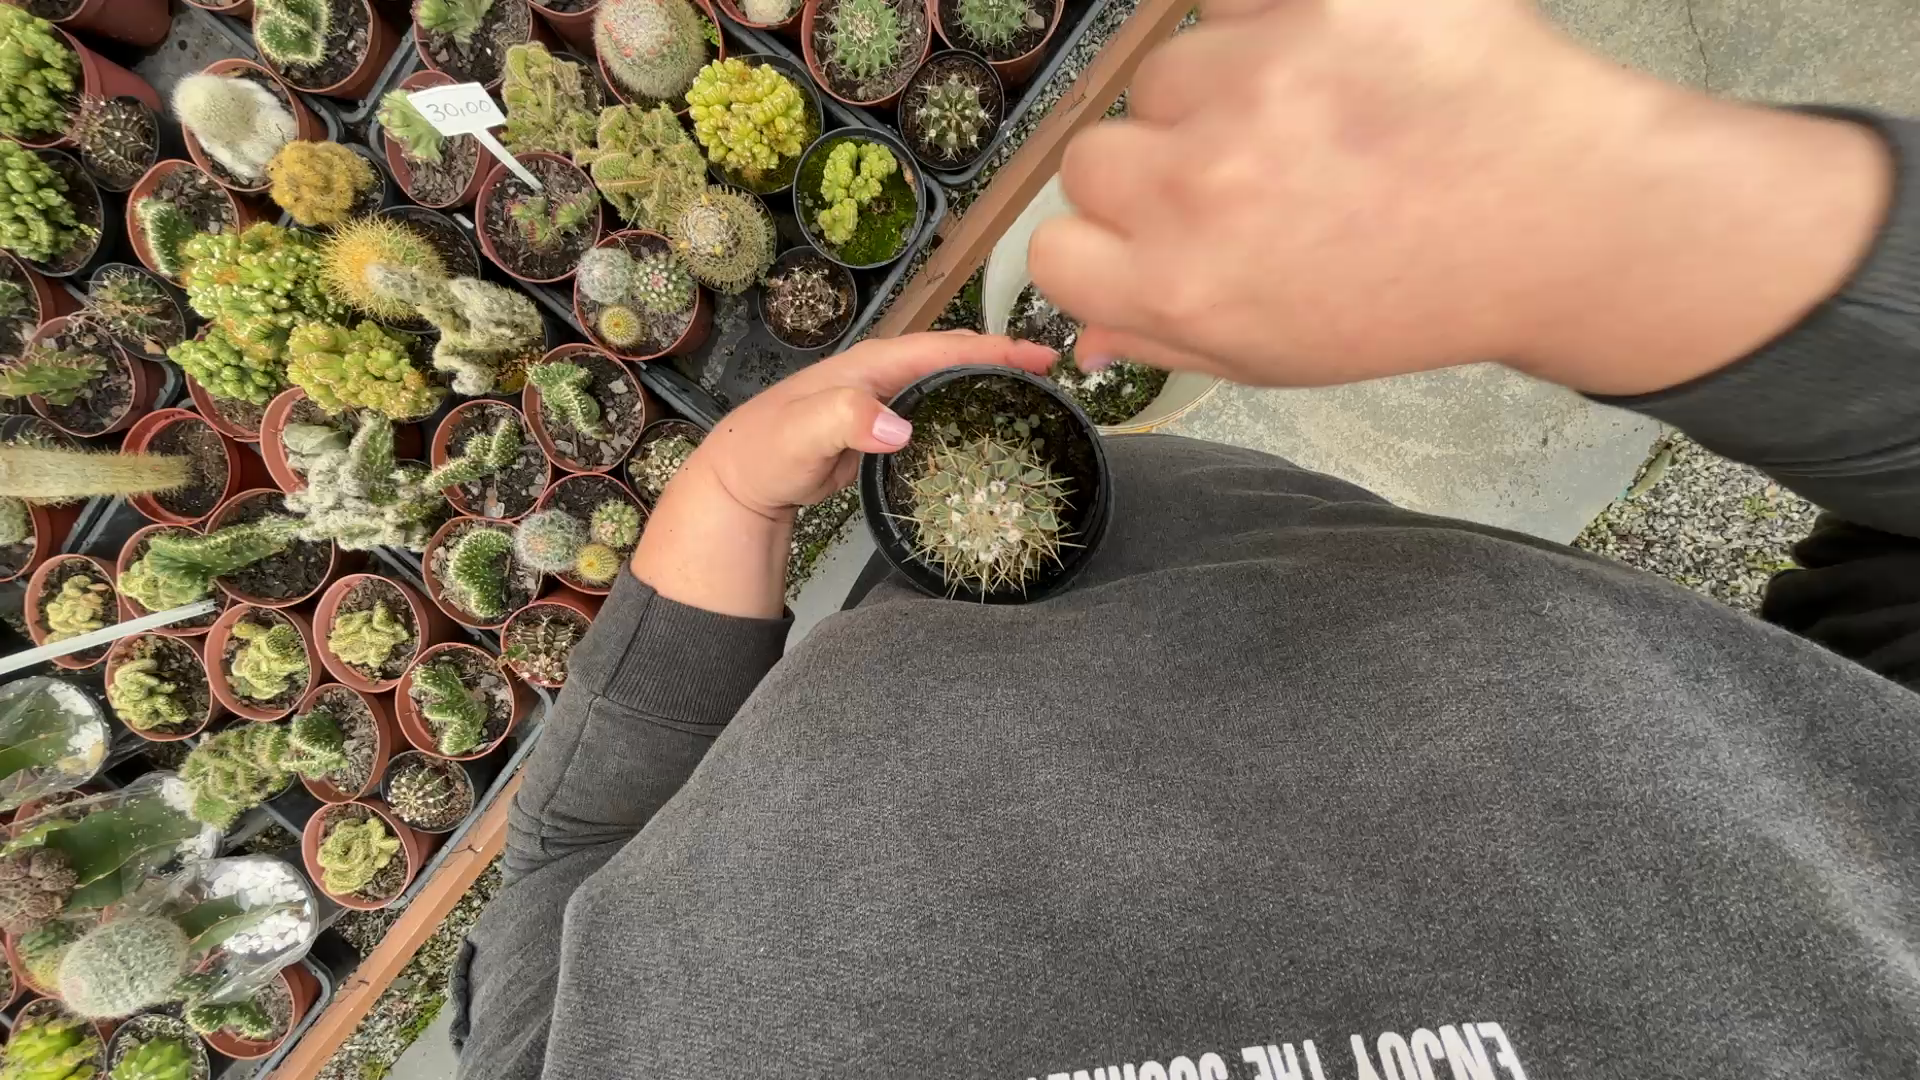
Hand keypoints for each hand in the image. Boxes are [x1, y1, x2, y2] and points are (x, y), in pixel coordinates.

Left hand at [632, 332, 1055, 617]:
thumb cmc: (769, 451)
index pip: (942, 348)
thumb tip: (901, 427)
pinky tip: (982, 430)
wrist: (745, 479)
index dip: (993, 350)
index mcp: (872, 366)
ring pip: (946, 384)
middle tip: (1051, 374)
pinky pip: (933, 412)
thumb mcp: (800, 433)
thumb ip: (844, 420)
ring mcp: (883, 402)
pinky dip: (963, 413)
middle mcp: (882, 375)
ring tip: (1032, 396)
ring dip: (987, 385)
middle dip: (1002, 360)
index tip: (1040, 357)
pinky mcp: (883, 430)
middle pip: (952, 358)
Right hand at [1031, 0, 1889, 394]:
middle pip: (1084, 161)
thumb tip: (1082, 338)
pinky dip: (1256, 30)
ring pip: (1157, 78)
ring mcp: (1258, 81)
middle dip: (1136, 179)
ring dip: (1202, 103)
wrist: (1553, 219)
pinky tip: (1312, 67)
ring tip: (1285, 126)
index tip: (1132, 248)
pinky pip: (1227, 3)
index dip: (1088, 253)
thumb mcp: (1263, 360)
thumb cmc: (1395, 310)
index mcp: (1179, 285)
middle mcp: (1198, 184)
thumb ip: (1158, 341)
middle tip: (1217, 187)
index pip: (1050, 252)